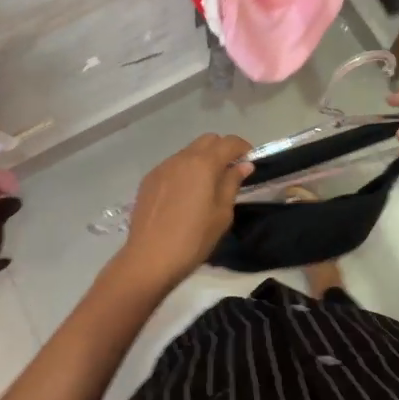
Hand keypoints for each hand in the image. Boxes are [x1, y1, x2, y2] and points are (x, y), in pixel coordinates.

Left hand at [116, 133, 252, 288]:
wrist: (148, 259)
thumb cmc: (193, 239)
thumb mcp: (221, 214)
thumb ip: (232, 183)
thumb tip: (243, 165)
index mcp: (203, 164)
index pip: (229, 142)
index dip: (243, 148)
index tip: (249, 161)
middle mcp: (182, 158)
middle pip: (207, 140)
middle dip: (222, 150)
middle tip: (229, 172)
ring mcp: (162, 167)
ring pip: (188, 152)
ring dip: (202, 160)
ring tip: (205, 186)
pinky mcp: (149, 179)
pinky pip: (172, 166)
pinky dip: (184, 171)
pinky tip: (184, 196)